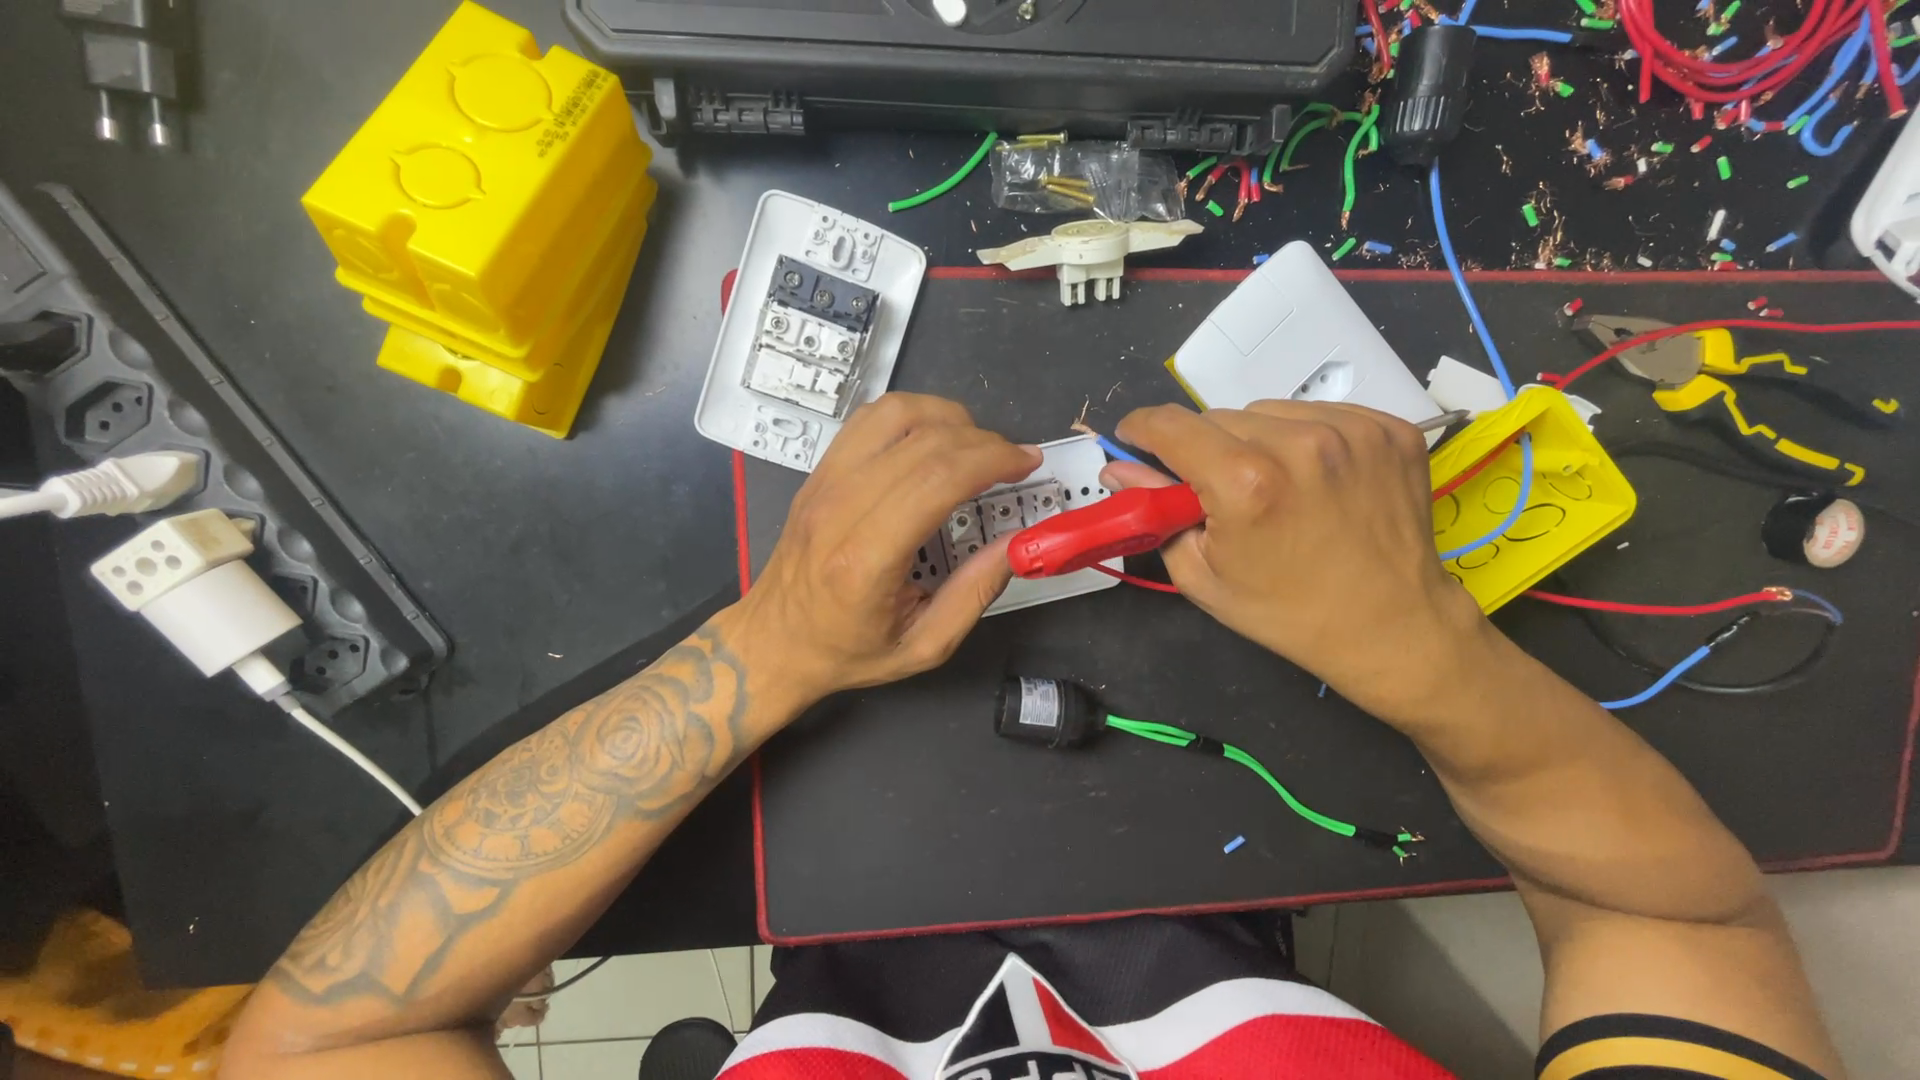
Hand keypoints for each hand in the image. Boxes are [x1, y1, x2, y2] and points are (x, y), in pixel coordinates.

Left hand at [732, 393, 1040, 706]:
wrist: (774, 642)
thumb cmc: (848, 652)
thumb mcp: (925, 645)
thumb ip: (976, 592)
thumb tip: (1019, 542)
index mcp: (866, 559)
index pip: (937, 479)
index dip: (992, 459)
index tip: (1027, 464)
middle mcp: (839, 507)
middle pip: (924, 441)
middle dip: (983, 440)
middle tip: (1014, 461)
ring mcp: (823, 482)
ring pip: (894, 413)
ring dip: (948, 418)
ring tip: (976, 447)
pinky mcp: (818, 472)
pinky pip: (870, 419)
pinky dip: (913, 416)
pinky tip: (935, 440)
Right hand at [1105, 401, 1492, 721]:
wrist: (1392, 627)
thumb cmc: (1286, 612)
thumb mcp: (1201, 574)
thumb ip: (1155, 511)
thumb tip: (1118, 468)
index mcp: (1244, 482)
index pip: (1170, 424)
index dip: (1141, 428)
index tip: (1134, 438)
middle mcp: (1298, 443)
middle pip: (1218, 418)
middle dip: (1204, 447)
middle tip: (1217, 489)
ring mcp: (1353, 431)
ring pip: (1269, 412)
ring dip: (1256, 439)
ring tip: (1273, 485)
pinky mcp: (1390, 430)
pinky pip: (1321, 413)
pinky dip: (1305, 438)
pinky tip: (1315, 479)